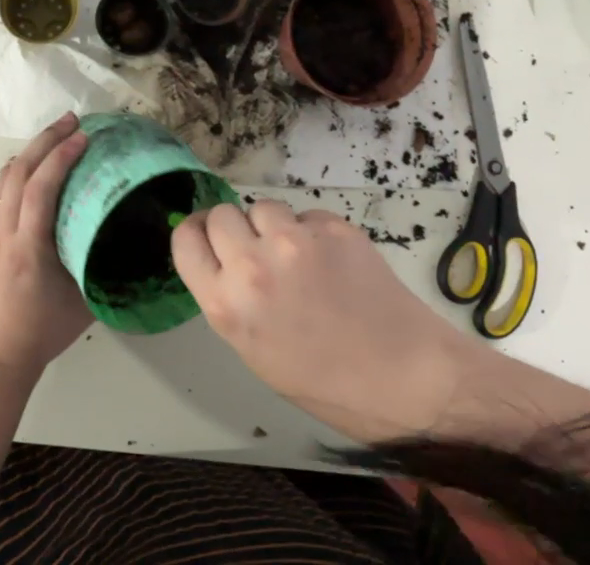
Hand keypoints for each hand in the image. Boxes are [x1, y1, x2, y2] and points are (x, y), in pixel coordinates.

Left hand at [0, 113, 94, 375]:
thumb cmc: (40, 332)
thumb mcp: (81, 301)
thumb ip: (98, 265)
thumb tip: (125, 239)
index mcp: (29, 246)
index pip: (42, 188)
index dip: (62, 157)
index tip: (84, 137)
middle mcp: (4, 232)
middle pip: (18, 171)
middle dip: (45, 140)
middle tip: (71, 120)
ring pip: (4, 178)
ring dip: (28, 152)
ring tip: (53, 137)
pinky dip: (16, 172)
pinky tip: (32, 170)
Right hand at [173, 201, 490, 442]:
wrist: (403, 377)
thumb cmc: (324, 381)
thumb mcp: (254, 349)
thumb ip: (230, 299)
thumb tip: (224, 260)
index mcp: (226, 304)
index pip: (185, 240)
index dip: (195, 233)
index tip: (207, 236)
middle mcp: (252, 265)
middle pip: (221, 215)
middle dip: (236, 229)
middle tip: (258, 251)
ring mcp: (295, 242)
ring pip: (264, 207)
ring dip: (273, 225)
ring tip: (298, 256)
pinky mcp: (334, 228)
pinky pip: (306, 214)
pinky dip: (312, 231)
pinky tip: (332, 260)